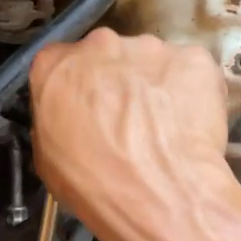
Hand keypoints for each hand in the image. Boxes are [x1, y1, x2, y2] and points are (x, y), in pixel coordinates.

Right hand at [28, 29, 236, 240]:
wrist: (156, 195)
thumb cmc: (93, 183)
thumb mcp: (47, 160)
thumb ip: (54, 122)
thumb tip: (69, 120)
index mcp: (56, 66)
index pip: (59, 65)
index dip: (75, 90)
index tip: (85, 111)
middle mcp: (100, 45)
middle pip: (106, 57)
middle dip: (115, 83)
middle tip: (125, 122)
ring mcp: (149, 48)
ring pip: (149, 62)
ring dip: (152, 88)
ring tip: (161, 129)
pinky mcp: (192, 58)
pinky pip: (189, 71)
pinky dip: (190, 91)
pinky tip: (187, 125)